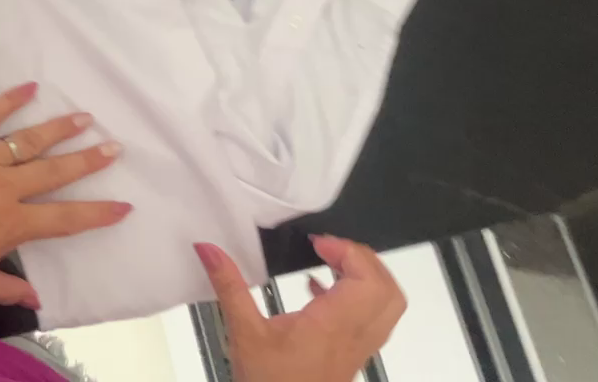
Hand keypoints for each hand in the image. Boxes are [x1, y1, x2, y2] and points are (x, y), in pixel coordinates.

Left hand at [0, 81, 128, 309]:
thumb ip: (7, 290)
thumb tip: (36, 299)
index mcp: (12, 223)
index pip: (64, 219)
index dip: (96, 214)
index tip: (124, 205)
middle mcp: (6, 185)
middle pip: (54, 171)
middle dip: (88, 160)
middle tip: (115, 147)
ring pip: (28, 140)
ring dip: (59, 128)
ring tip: (84, 117)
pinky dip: (8, 100)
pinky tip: (29, 86)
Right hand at [196, 236, 405, 381]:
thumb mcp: (243, 332)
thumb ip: (228, 286)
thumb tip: (208, 248)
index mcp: (333, 326)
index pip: (369, 282)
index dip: (349, 252)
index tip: (316, 243)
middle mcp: (354, 337)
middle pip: (389, 292)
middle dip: (363, 259)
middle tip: (328, 246)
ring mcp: (356, 348)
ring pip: (386, 307)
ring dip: (363, 275)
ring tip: (326, 259)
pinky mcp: (349, 355)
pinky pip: (369, 318)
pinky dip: (353, 294)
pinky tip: (316, 287)